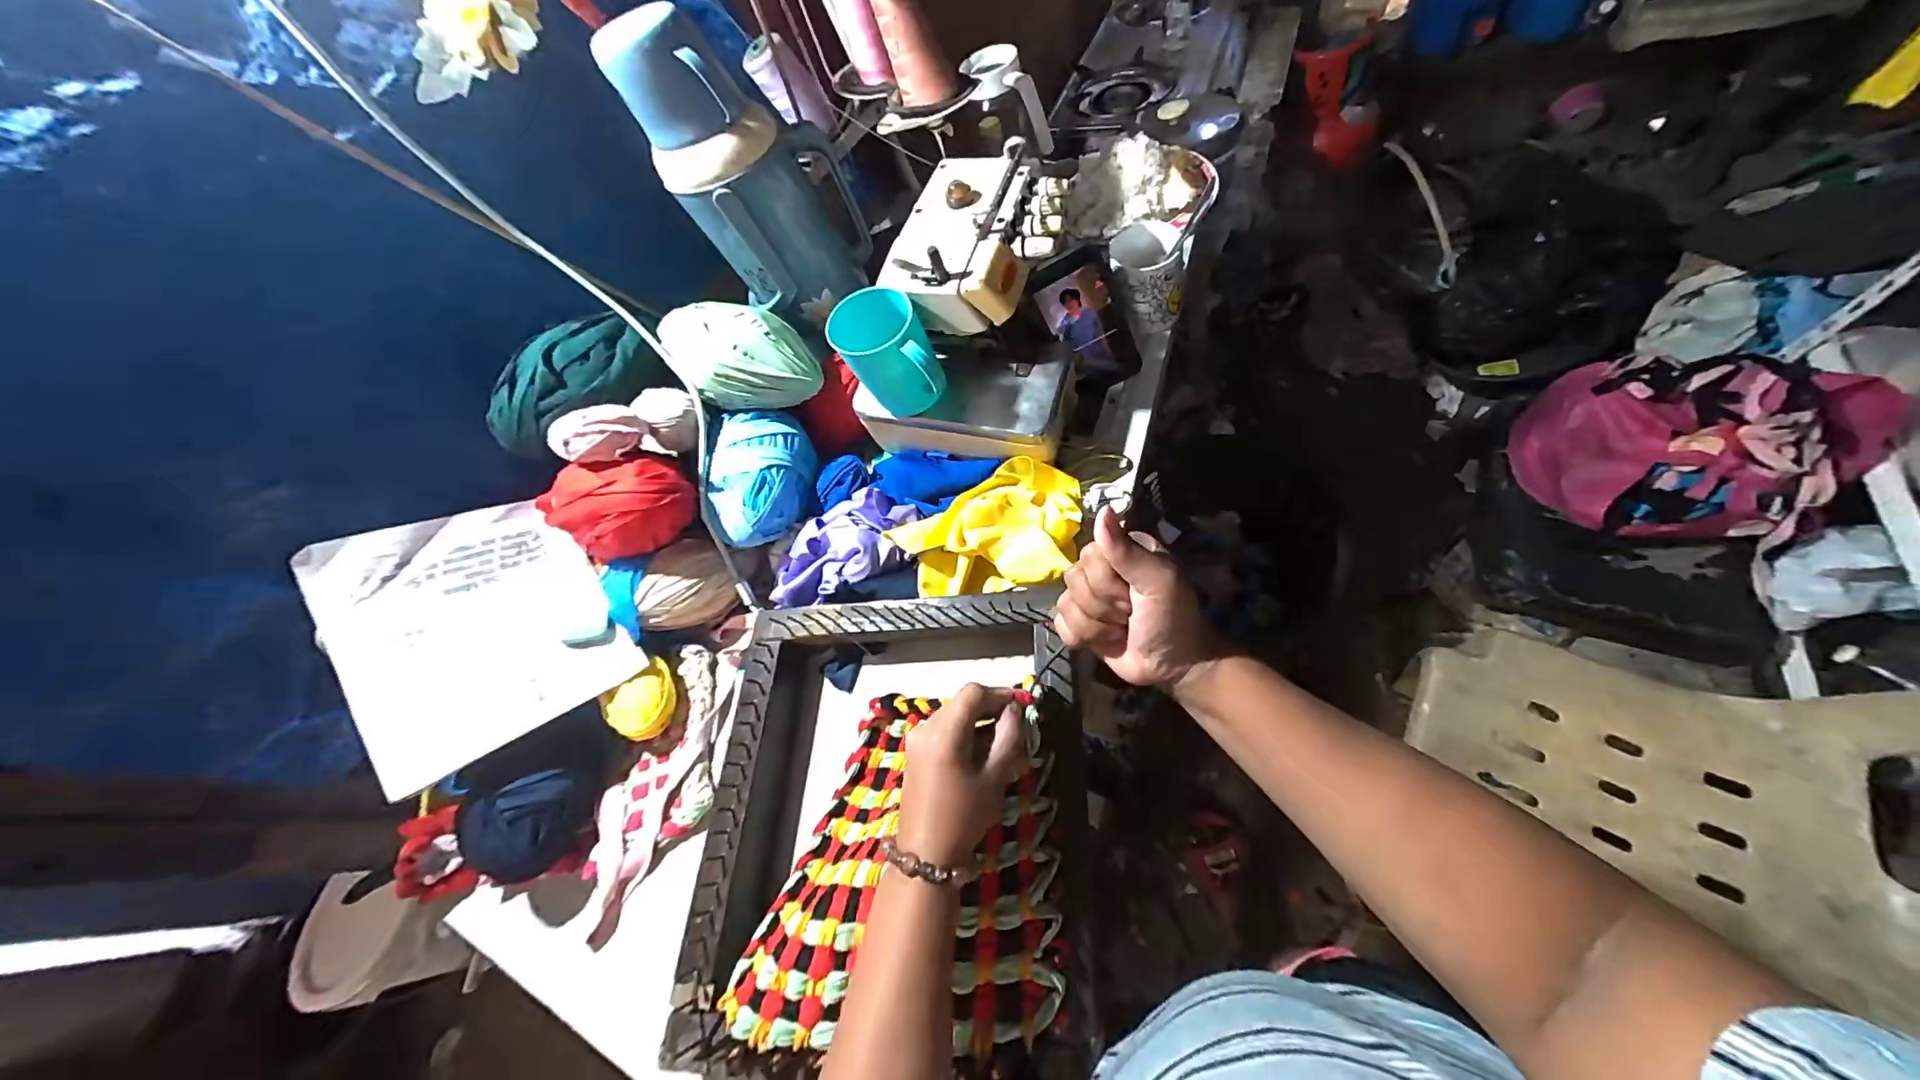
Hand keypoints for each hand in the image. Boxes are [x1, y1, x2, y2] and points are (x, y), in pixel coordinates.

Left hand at [895, 684, 1026, 867]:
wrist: (925, 855)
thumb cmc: (963, 817)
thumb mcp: (994, 778)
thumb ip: (1008, 738)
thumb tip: (1015, 711)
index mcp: (943, 732)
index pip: (973, 693)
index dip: (1000, 695)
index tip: (1023, 707)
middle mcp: (925, 727)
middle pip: (963, 702)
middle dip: (991, 709)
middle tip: (1018, 727)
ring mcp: (917, 739)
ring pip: (954, 715)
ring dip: (979, 721)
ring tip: (1004, 744)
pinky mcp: (915, 751)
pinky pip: (944, 730)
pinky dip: (965, 733)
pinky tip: (982, 753)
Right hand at [1054, 507, 1224, 689]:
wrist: (1174, 666)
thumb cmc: (1173, 618)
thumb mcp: (1158, 580)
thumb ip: (1126, 550)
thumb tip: (1102, 510)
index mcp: (1121, 551)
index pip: (1089, 554)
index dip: (1107, 580)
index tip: (1134, 593)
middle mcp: (1101, 570)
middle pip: (1074, 579)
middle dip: (1104, 605)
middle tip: (1131, 614)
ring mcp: (1088, 598)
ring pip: (1065, 604)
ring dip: (1097, 625)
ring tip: (1122, 629)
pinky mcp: (1080, 624)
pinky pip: (1059, 624)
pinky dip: (1081, 637)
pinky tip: (1104, 641)